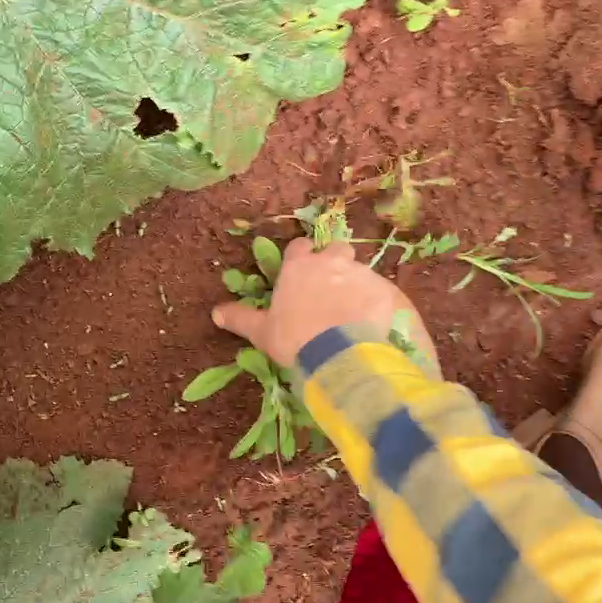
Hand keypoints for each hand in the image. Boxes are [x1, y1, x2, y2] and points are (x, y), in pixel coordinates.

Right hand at [213, 238, 429, 368]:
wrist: (341, 355)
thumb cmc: (296, 339)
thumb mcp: (262, 332)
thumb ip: (240, 319)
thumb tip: (216, 313)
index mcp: (299, 267)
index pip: (299, 247)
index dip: (302, 257)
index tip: (301, 271)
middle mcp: (331, 262)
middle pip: (336, 250)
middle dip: (335, 262)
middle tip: (331, 288)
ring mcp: (361, 274)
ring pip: (360, 271)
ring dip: (356, 284)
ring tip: (353, 312)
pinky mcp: (385, 291)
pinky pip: (382, 291)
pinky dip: (377, 303)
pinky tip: (374, 323)